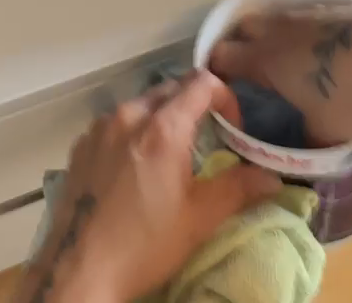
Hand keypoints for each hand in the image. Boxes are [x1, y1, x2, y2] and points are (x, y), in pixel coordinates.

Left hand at [14, 72, 280, 302]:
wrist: (80, 269)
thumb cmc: (145, 243)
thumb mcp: (199, 219)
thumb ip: (238, 189)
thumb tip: (271, 177)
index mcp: (162, 127)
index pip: (201, 83)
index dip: (225, 97)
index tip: (232, 128)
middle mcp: (128, 115)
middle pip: (170, 89)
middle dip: (194, 106)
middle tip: (207, 139)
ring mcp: (100, 127)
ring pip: (140, 104)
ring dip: (162, 118)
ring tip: (171, 154)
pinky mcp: (81, 143)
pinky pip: (114, 123)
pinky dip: (132, 132)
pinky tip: (134, 167)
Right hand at [208, 5, 351, 146]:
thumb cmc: (350, 95)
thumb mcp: (326, 132)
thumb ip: (305, 142)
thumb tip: (299, 156)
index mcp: (262, 60)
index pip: (220, 57)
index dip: (215, 72)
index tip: (223, 89)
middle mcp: (273, 32)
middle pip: (241, 30)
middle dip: (239, 47)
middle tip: (251, 73)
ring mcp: (300, 16)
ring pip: (271, 21)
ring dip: (270, 37)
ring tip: (286, 61)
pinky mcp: (327, 9)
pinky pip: (299, 19)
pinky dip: (299, 33)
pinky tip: (318, 51)